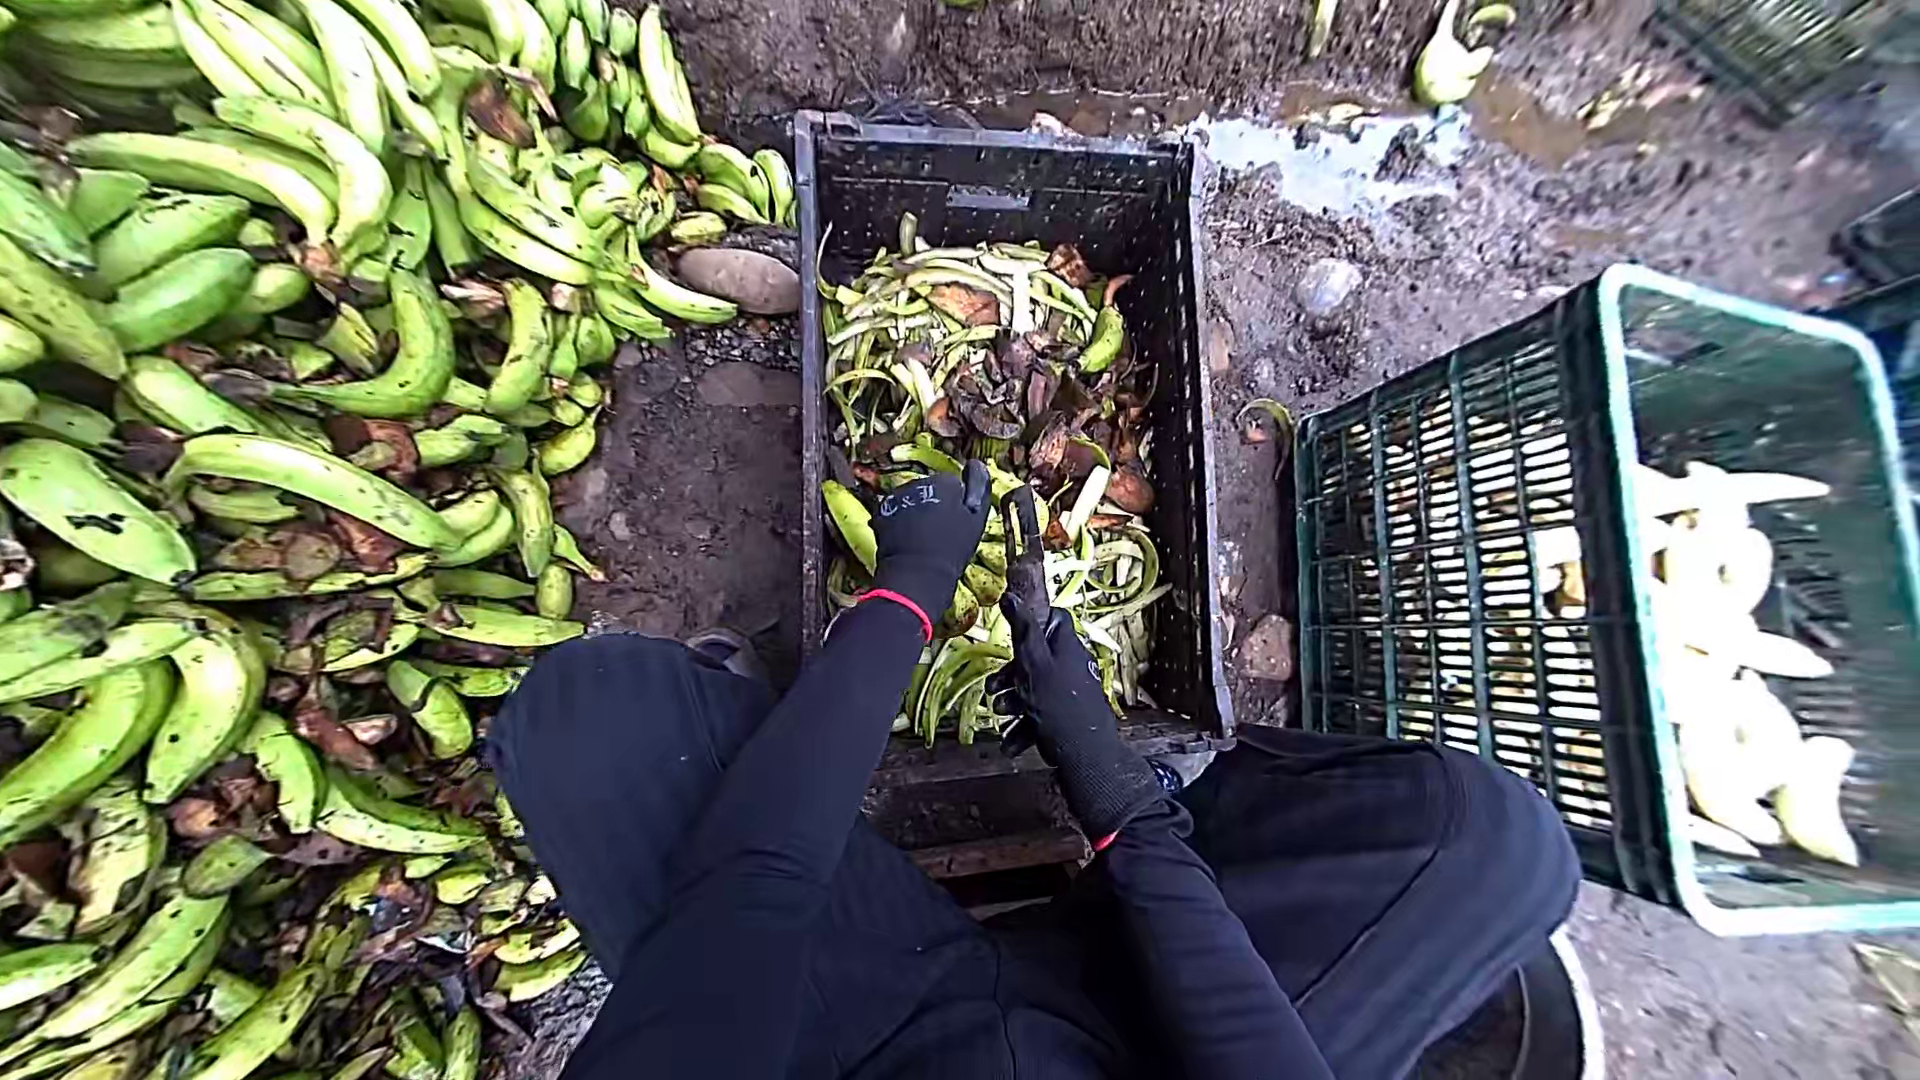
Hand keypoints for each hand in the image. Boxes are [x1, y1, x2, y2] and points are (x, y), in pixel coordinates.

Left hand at [869, 460, 991, 620]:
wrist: (917, 573)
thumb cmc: (952, 549)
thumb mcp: (976, 519)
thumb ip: (979, 486)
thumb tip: (976, 463)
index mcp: (944, 481)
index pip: (953, 484)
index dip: (957, 505)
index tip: (957, 523)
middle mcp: (918, 481)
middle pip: (930, 489)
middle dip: (934, 505)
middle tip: (941, 532)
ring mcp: (897, 496)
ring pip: (911, 500)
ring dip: (916, 513)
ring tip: (923, 538)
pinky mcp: (881, 512)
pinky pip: (895, 512)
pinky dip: (899, 522)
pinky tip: (907, 539)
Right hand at [1000, 600, 1161, 839]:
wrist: (1084, 754)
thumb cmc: (1055, 701)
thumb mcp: (1032, 660)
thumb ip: (1022, 627)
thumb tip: (1011, 595)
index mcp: (1066, 645)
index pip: (1053, 618)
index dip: (1031, 623)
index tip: (1011, 637)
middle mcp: (1071, 664)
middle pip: (1036, 657)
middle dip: (1011, 674)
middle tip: (995, 688)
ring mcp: (1071, 692)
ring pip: (1035, 688)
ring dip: (1014, 701)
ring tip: (1002, 714)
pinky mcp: (1068, 717)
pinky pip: (1041, 713)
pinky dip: (1024, 725)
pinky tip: (1011, 743)